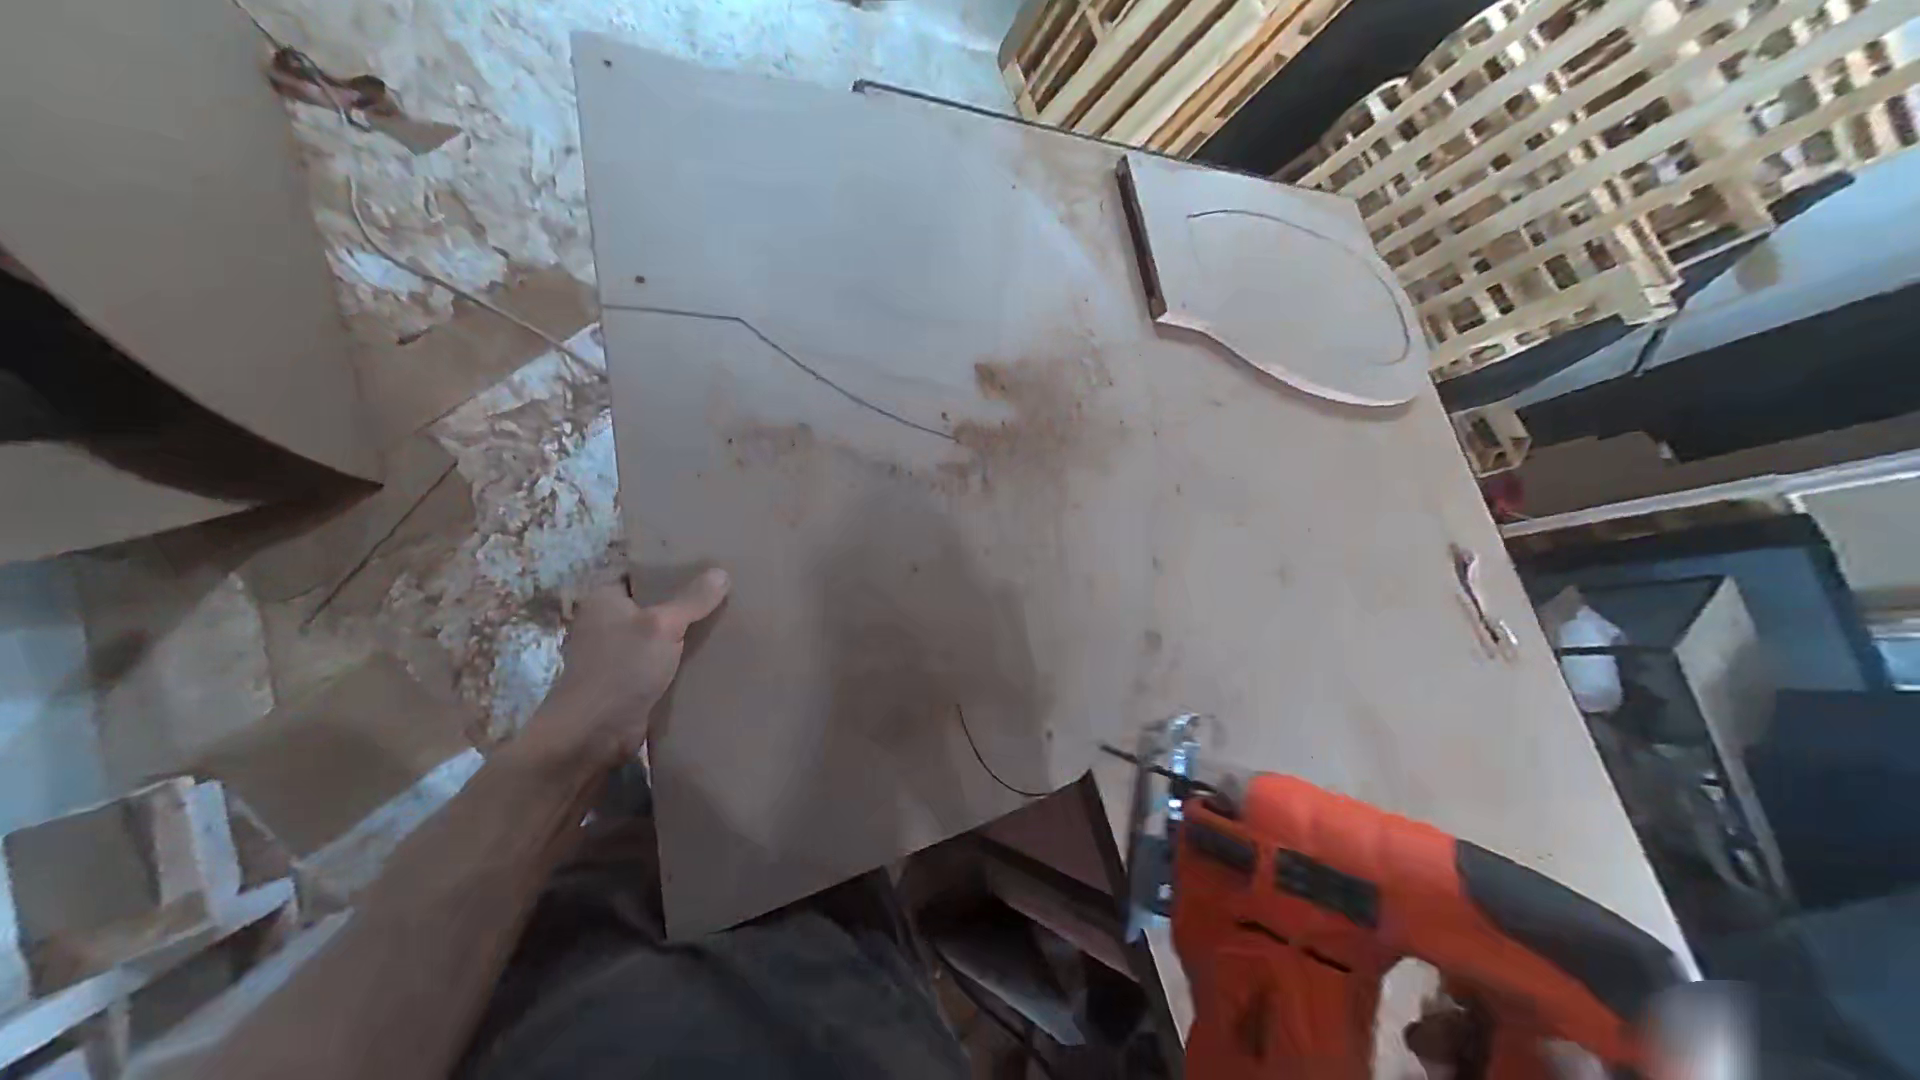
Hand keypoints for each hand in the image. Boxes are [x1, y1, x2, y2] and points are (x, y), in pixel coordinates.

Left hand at [525, 567, 730, 763]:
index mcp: (604, 600)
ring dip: (686, 632)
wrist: (591, 735)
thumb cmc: (621, 669)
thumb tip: (721, 573)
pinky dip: (683, 659)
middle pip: (653, 603)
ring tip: (726, 620)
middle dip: (685, 600)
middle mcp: (606, 623)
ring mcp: (616, 655)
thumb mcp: (662, 625)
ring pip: (660, 635)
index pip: (639, 573)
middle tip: (724, 591)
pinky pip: (662, 662)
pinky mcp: (629, 682)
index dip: (669, 567)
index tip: (704, 564)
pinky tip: (713, 655)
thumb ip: (693, 599)